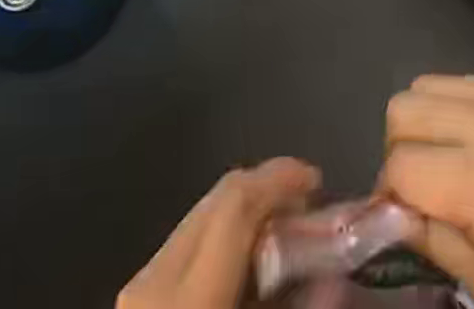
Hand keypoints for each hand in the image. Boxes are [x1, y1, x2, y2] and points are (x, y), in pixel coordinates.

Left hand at [119, 157, 321, 308]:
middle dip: (268, 187)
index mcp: (188, 296)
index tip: (315, 179)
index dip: (280, 178)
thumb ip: (298, 307)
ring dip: (247, 209)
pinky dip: (224, 233)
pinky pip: (189, 240)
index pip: (235, 204)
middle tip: (308, 201)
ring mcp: (138, 282)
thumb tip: (337, 278)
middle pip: (218, 198)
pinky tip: (246, 254)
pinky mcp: (137, 290)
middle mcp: (155, 277)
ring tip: (283, 226)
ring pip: (202, 214)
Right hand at [379, 76, 473, 308]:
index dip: (391, 194)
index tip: (405, 216)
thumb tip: (383, 208)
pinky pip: (450, 80)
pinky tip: (468, 140)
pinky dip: (444, 107)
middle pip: (401, 111)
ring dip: (419, 125)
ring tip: (444, 160)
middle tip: (422, 186)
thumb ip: (429, 239)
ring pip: (419, 88)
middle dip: (399, 150)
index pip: (399, 165)